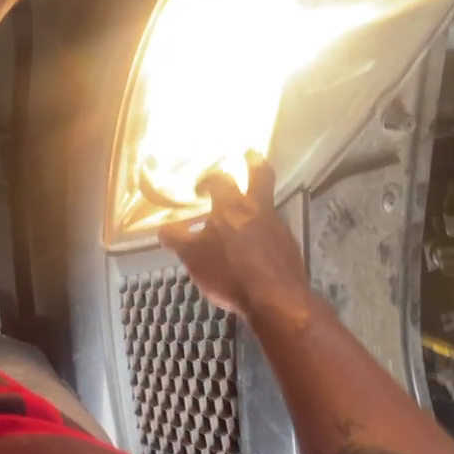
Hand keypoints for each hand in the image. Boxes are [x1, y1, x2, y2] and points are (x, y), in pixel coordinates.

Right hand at [159, 153, 310, 320]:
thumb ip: (177, 241)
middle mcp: (257, 209)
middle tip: (249, 152)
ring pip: (267, 204)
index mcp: (231, 206)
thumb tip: (163, 230)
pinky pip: (274, 230)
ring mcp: (278, 226)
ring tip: (243, 215)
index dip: (208, 179)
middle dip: (253, 162)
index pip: (220, 179)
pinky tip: (255, 248)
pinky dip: (263, 231)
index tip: (199, 189)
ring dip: (256, 203)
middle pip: (260, 175)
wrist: (277, 300)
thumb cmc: (229, 272)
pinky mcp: (289, 246)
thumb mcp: (193, 258)